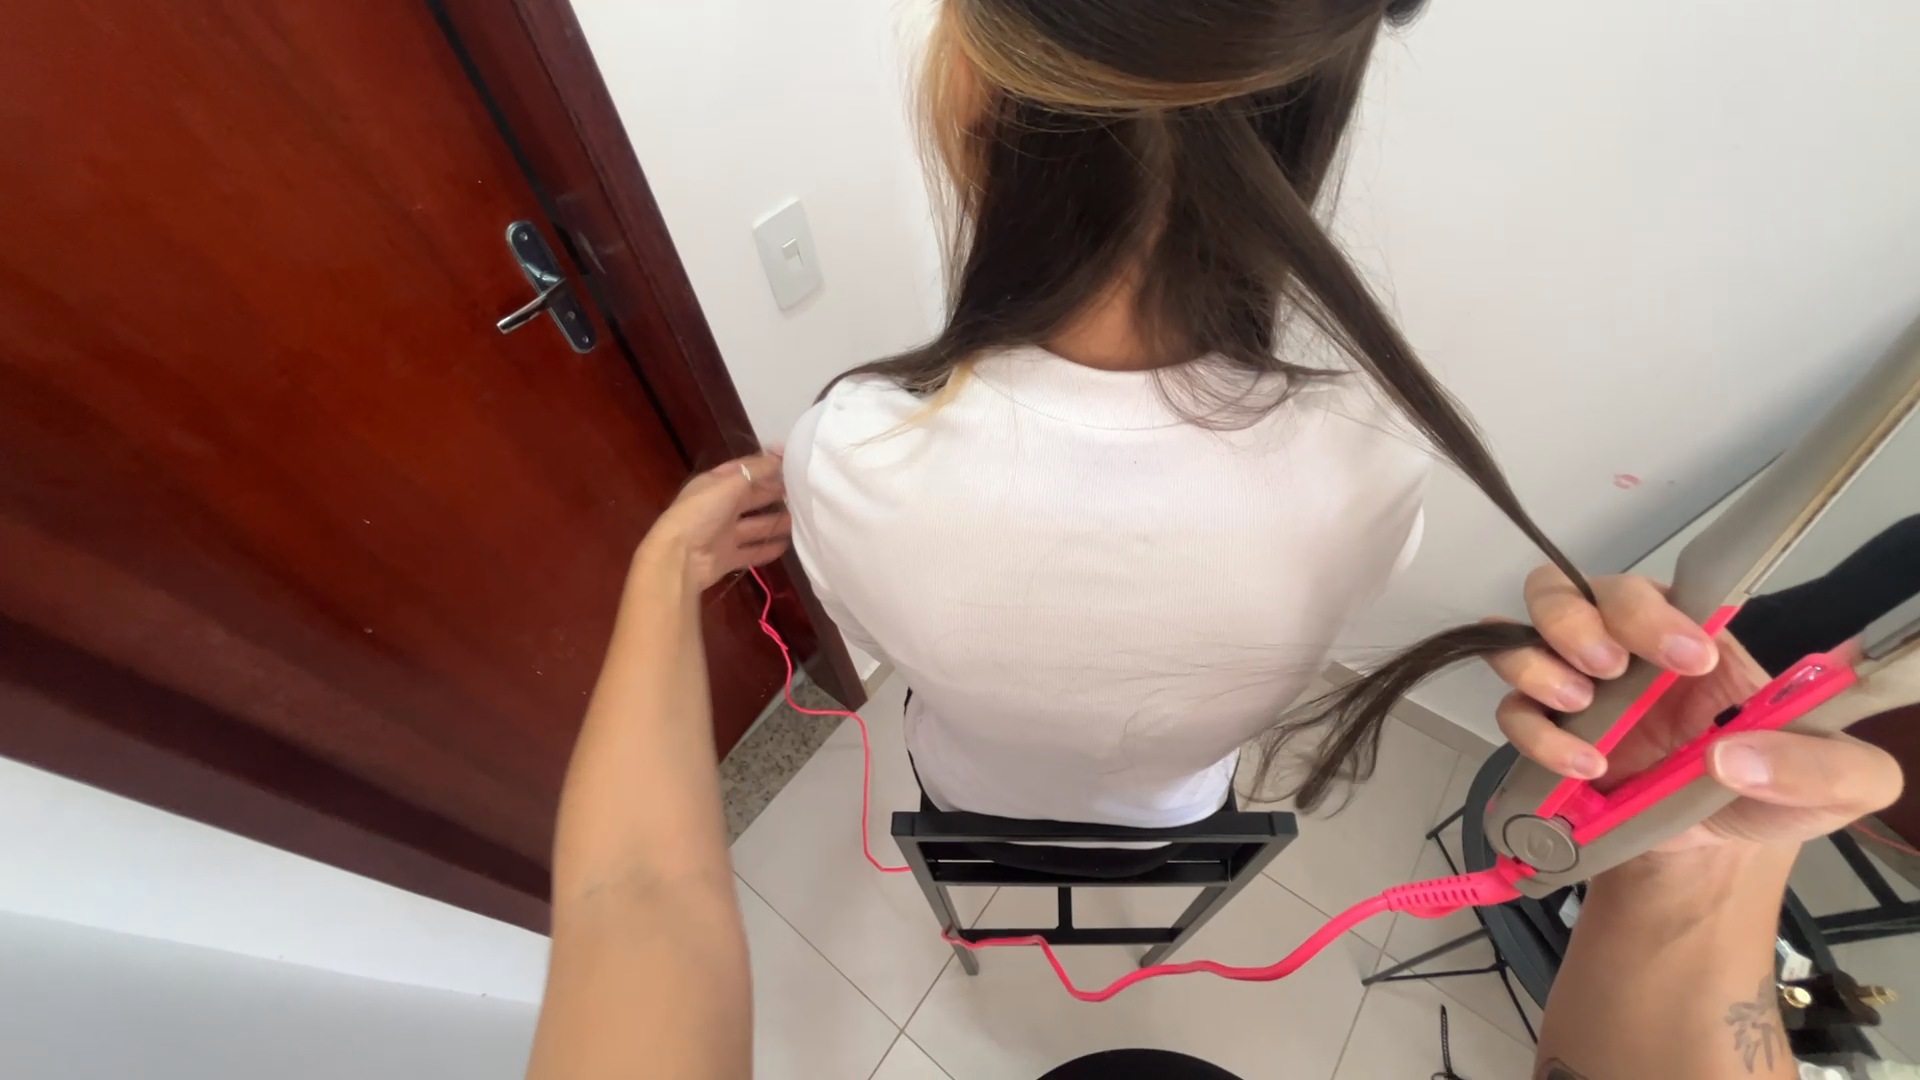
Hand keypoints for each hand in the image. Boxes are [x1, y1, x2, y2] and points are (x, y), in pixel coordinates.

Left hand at [642, 451, 790, 589]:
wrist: (680, 557)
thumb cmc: (702, 513)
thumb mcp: (730, 483)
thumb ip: (757, 469)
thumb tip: (781, 452)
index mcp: (715, 484)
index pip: (744, 470)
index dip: (767, 465)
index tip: (793, 463)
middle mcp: (719, 507)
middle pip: (752, 497)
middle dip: (774, 494)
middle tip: (803, 492)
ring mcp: (723, 534)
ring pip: (755, 526)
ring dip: (775, 522)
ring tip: (802, 519)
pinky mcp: (727, 557)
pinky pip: (752, 551)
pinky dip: (768, 549)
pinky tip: (787, 545)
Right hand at [1486, 565, 1902, 852]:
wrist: (1709, 850)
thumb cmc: (1775, 793)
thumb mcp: (1845, 782)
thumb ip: (1821, 766)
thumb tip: (1732, 757)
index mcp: (1684, 638)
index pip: (1651, 592)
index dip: (1651, 611)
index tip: (1689, 657)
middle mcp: (1615, 649)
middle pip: (1558, 591)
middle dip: (1571, 621)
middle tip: (1606, 668)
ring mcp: (1568, 685)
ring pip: (1513, 639)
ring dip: (1536, 667)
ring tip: (1578, 707)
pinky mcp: (1540, 727)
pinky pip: (1510, 710)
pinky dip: (1535, 734)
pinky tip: (1581, 766)